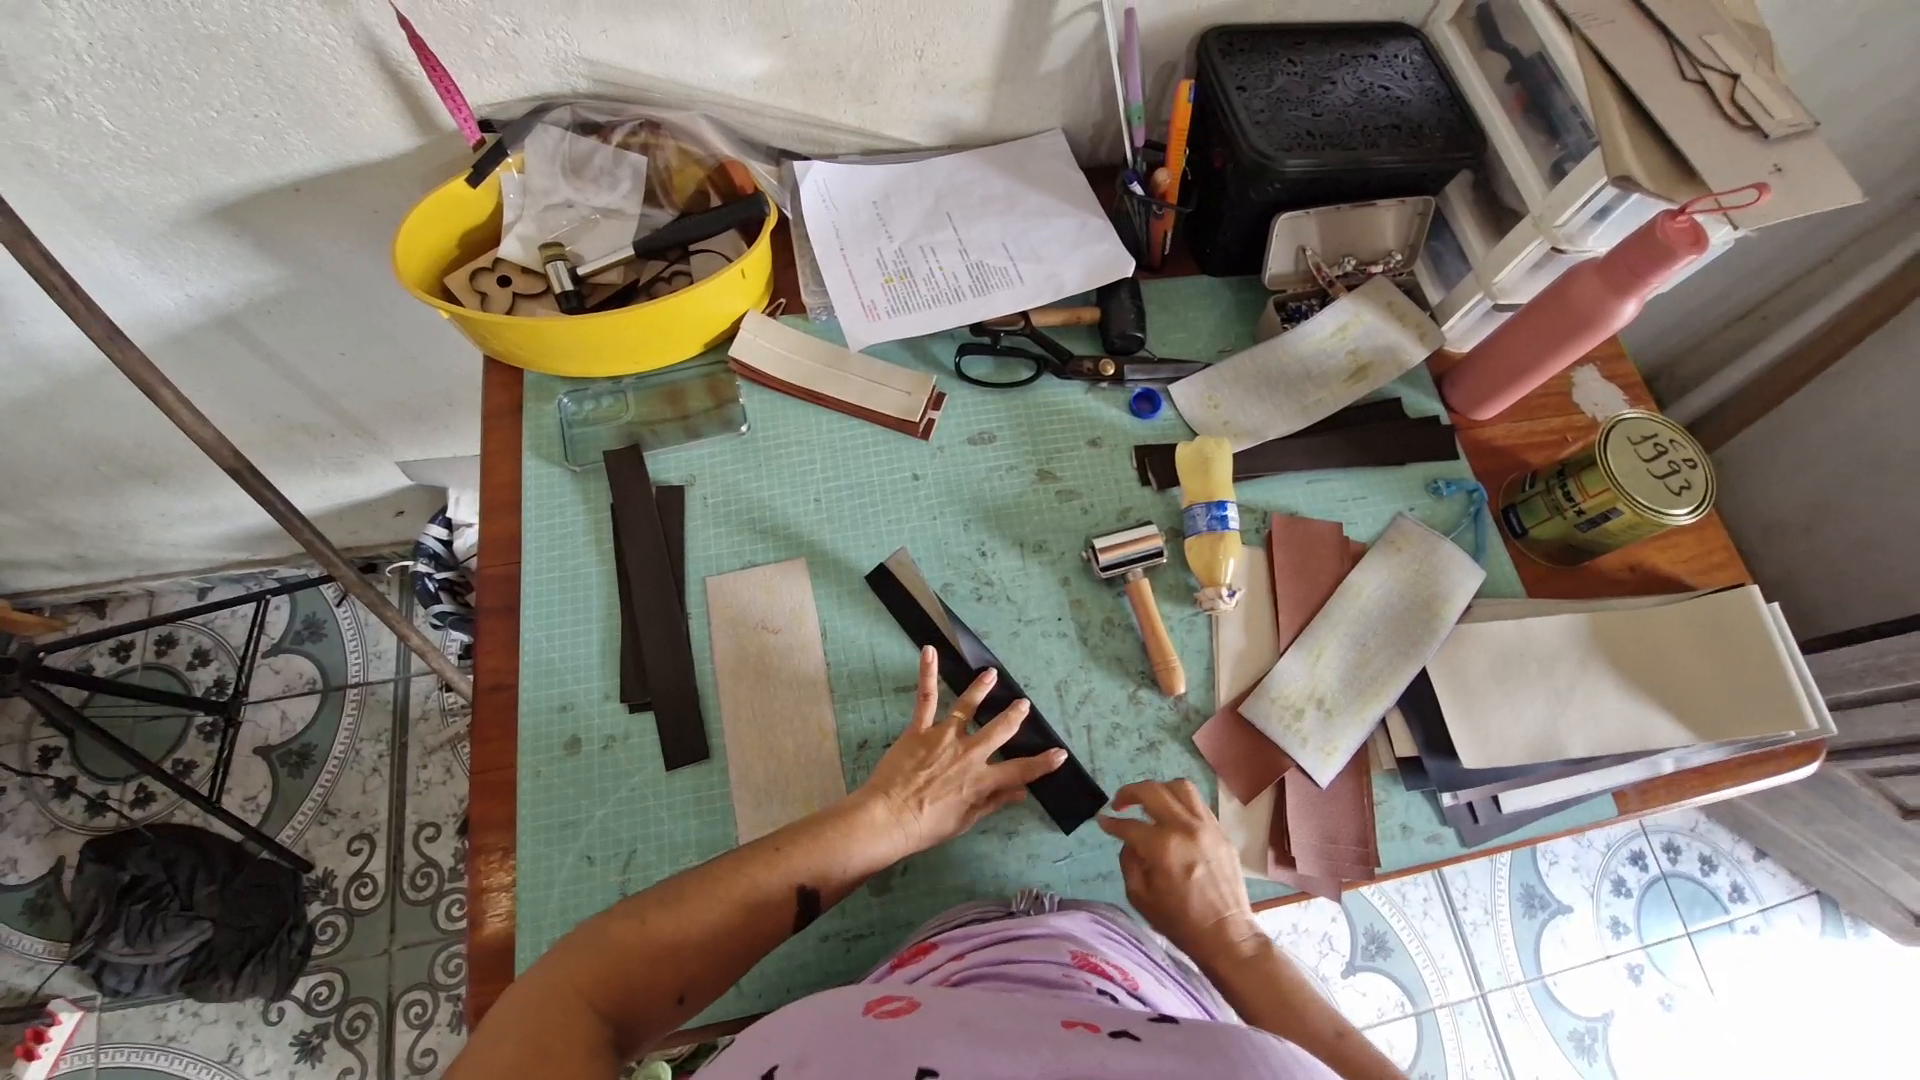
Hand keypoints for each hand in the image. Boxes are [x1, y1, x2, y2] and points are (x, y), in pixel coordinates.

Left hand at [856, 646, 1067, 858]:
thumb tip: (1021, 792)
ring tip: (991, 674)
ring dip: (981, 688)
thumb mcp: (966, 821)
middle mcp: (968, 753)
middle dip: (1014, 716)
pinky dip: (928, 673)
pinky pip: (926, 698)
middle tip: (1023, 704)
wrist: (889, 818)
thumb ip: (994, 802)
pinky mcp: (920, 729)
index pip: (1020, 770)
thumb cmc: (927, 826)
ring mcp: (943, 737)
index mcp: (981, 779)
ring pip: (967, 707)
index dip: (1043, 763)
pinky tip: (929, 651)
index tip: (1060, 753)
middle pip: (999, 730)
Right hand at [1097, 779, 1263, 965]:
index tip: (1103, 821)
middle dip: (1129, 793)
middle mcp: (1184, 828)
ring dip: (1159, 789)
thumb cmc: (1180, 922)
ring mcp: (1207, 827)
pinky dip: (1181, 802)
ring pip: (1180, 787)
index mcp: (1162, 847)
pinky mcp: (1221, 832)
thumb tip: (1128, 840)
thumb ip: (1128, 861)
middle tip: (1119, 803)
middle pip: (1152, 791)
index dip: (1111, 823)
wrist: (1227, 936)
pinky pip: (1199, 803)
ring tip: (1149, 802)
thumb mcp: (1140, 897)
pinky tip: (1173, 816)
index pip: (1129, 824)